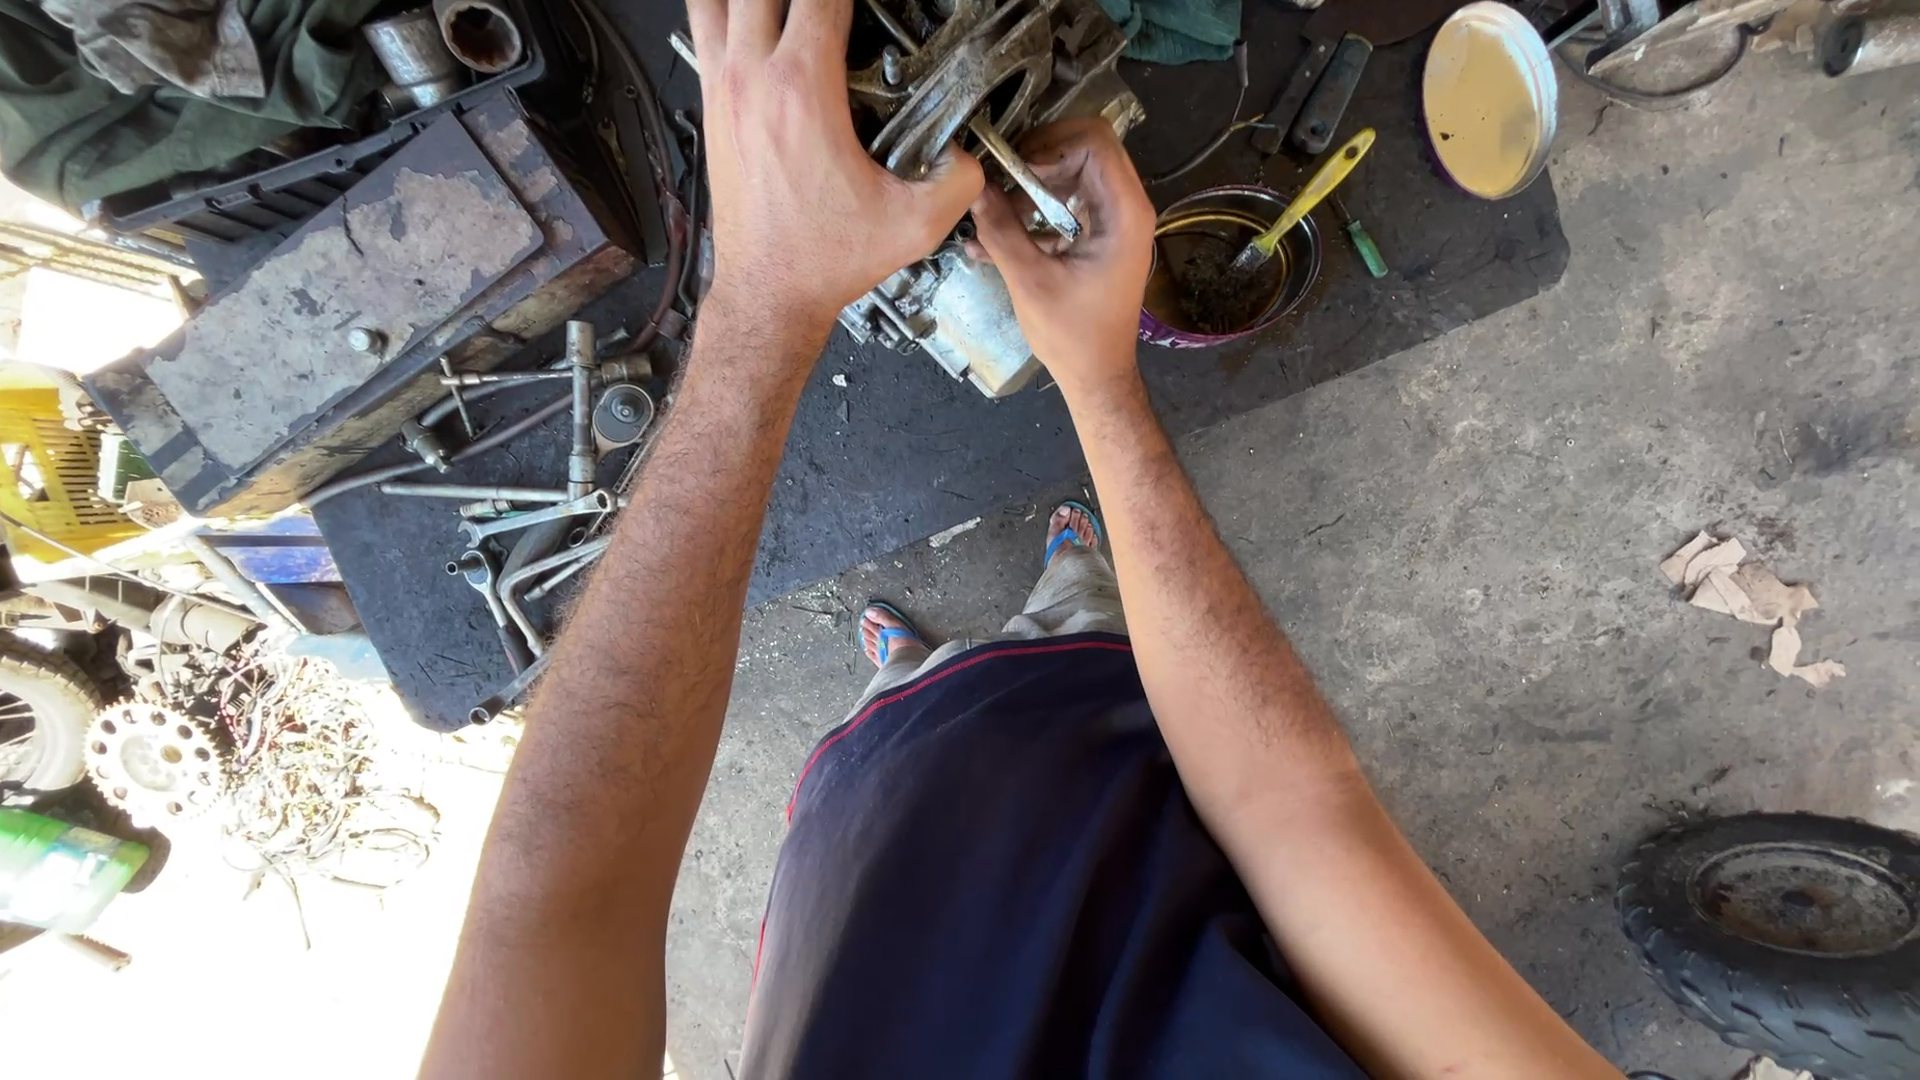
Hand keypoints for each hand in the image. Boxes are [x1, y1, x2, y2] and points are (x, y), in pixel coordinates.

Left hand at [688, 0, 983, 337]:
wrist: (771, 293)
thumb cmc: (821, 261)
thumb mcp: (911, 228)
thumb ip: (956, 184)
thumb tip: (969, 159)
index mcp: (802, 92)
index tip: (873, 7)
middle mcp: (753, 79)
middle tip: (836, 9)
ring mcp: (723, 89)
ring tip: (792, 10)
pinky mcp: (711, 108)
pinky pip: (703, 25)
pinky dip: (727, 10)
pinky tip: (755, 20)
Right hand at [968, 119, 1154, 391]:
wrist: (1095, 376)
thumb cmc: (1072, 335)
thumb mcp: (1030, 281)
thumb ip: (1001, 230)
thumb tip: (973, 189)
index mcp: (1124, 213)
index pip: (1093, 142)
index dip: (1049, 147)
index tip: (1013, 174)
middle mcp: (1126, 209)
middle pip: (1083, 152)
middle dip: (1035, 164)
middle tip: (999, 185)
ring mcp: (1113, 224)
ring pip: (1070, 179)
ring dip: (1028, 193)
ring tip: (991, 218)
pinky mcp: (1096, 241)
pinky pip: (1064, 210)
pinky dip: (1033, 218)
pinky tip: (992, 240)